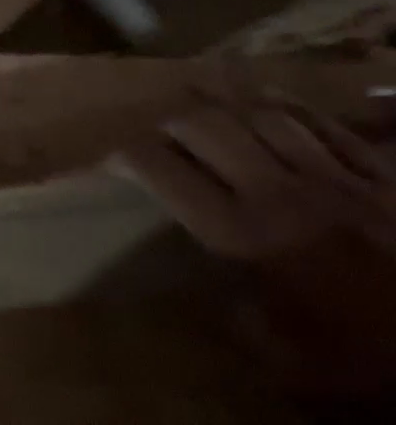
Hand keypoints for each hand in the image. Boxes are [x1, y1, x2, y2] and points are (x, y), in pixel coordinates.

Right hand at [114, 105, 395, 398]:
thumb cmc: (369, 366)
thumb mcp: (287, 362)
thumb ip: (239, 315)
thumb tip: (223, 290)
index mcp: (244, 233)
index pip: (156, 167)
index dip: (120, 156)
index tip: (106, 162)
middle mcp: (281, 193)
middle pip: (204, 125)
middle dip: (168, 123)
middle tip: (157, 136)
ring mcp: (342, 182)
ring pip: (266, 116)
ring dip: (228, 107)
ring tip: (206, 105)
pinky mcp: (389, 184)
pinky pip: (333, 130)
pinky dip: (295, 112)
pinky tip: (274, 108)